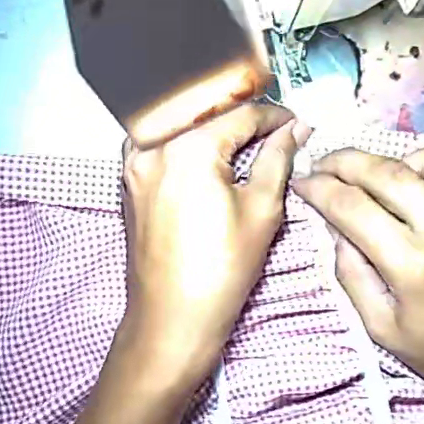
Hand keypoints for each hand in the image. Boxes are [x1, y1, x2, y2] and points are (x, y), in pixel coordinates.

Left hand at [119, 102, 308, 392]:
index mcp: (187, 148)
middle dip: (241, 107)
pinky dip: (186, 134)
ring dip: (211, 116)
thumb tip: (295, 129)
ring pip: (177, 116)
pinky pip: (160, 138)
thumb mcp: (262, 211)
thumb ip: (277, 158)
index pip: (240, 114)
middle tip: (272, 125)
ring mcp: (133, 161)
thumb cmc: (222, 271)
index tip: (295, 124)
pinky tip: (210, 149)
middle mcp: (152, 144)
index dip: (274, 116)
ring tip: (243, 134)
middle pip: (204, 105)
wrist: (173, 318)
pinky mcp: (128, 179)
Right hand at [290, 140, 423, 423]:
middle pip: (385, 171)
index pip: (351, 207)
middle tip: (323, 164)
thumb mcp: (390, 335)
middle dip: (344, 160)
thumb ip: (354, 278)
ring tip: (382, 179)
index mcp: (413, 268)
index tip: (300, 182)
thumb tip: (336, 232)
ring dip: (396, 158)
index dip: (317, 189)